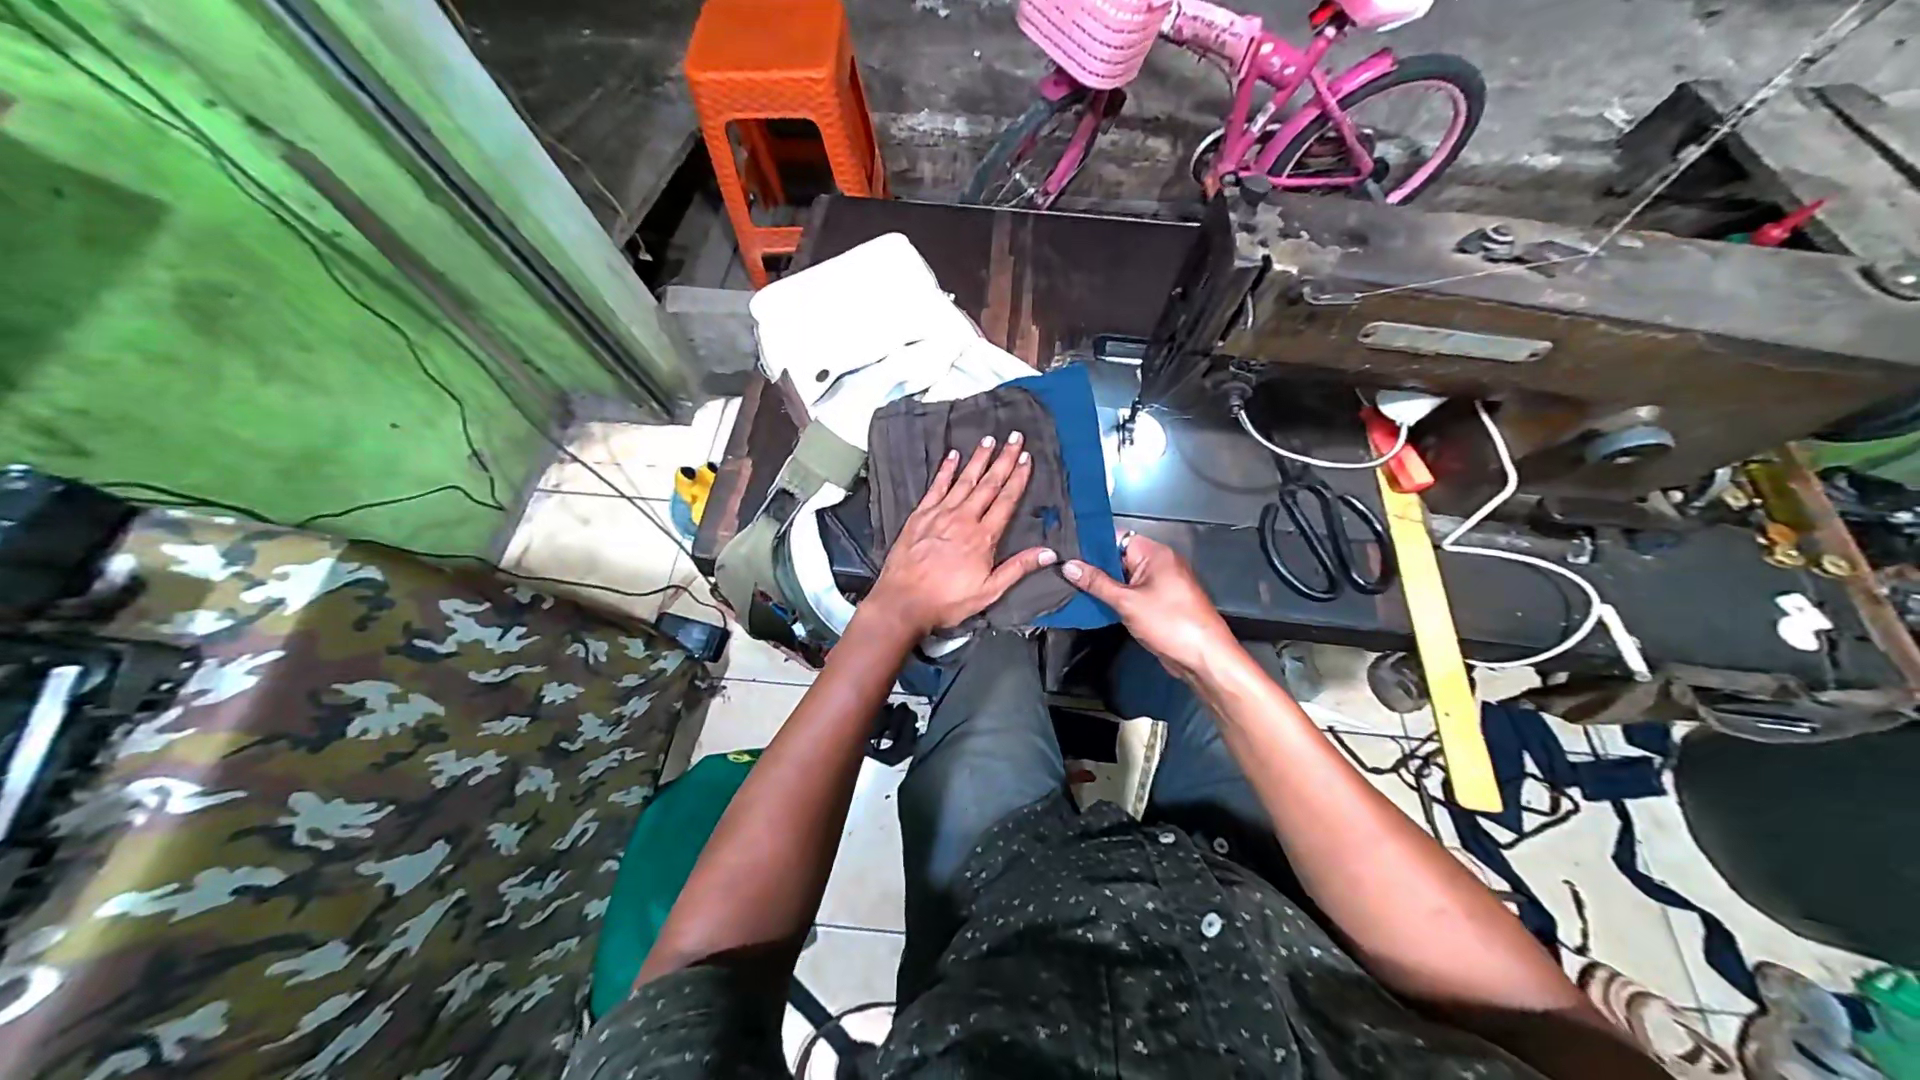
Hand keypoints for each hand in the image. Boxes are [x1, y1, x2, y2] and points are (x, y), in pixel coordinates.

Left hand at [861, 432, 1057, 636]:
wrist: (903, 601)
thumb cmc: (947, 600)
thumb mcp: (989, 591)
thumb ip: (1018, 568)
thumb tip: (1048, 553)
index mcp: (982, 537)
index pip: (1006, 501)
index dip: (1018, 478)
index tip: (1026, 458)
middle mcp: (963, 519)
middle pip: (988, 484)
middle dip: (1003, 459)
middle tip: (1014, 437)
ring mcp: (939, 514)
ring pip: (964, 480)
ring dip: (978, 459)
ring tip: (989, 439)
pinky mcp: (919, 516)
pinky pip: (936, 487)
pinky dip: (945, 470)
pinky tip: (952, 456)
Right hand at [1062, 533, 1237, 680]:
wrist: (1204, 657)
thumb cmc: (1171, 623)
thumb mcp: (1127, 602)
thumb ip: (1096, 583)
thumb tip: (1070, 566)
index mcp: (1155, 553)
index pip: (1115, 537)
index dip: (1090, 543)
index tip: (1064, 550)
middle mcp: (1159, 563)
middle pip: (1118, 557)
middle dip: (1093, 566)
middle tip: (1062, 570)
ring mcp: (1160, 583)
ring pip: (1123, 577)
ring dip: (1103, 584)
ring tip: (1071, 586)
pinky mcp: (1159, 601)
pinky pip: (1131, 592)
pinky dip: (1115, 597)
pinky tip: (1093, 603)